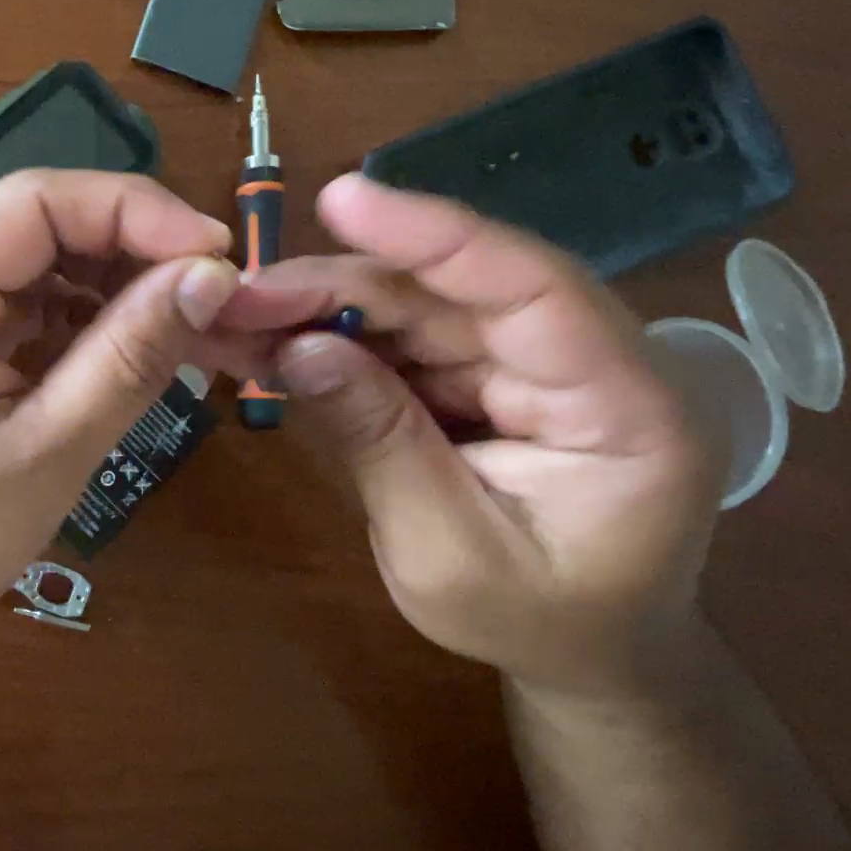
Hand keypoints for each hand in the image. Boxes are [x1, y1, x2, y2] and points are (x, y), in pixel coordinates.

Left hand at [0, 170, 315, 653]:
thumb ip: (124, 361)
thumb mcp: (40, 457)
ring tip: (198, 333)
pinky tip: (138, 353)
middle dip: (136, 253)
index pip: (32, 203)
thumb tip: (210, 278)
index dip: (134, 210)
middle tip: (223, 301)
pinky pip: (26, 311)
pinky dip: (86, 327)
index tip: (221, 254)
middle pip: (39, 228)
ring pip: (41, 268)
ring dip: (119, 292)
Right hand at [255, 174, 722, 696]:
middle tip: (232, 295)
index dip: (436, 236)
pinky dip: (323, 341)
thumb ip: (381, 443)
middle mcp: (574, 360)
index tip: (341, 200)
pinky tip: (262, 343)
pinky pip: (390, 342)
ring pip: (406, 309)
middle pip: (445, 292)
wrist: (579, 651)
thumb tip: (298, 347)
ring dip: (314, 310)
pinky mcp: (473, 374)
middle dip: (332, 286)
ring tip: (229, 319)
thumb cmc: (537, 622)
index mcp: (620, 404)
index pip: (533, 288)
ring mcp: (519, 364)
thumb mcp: (448, 552)